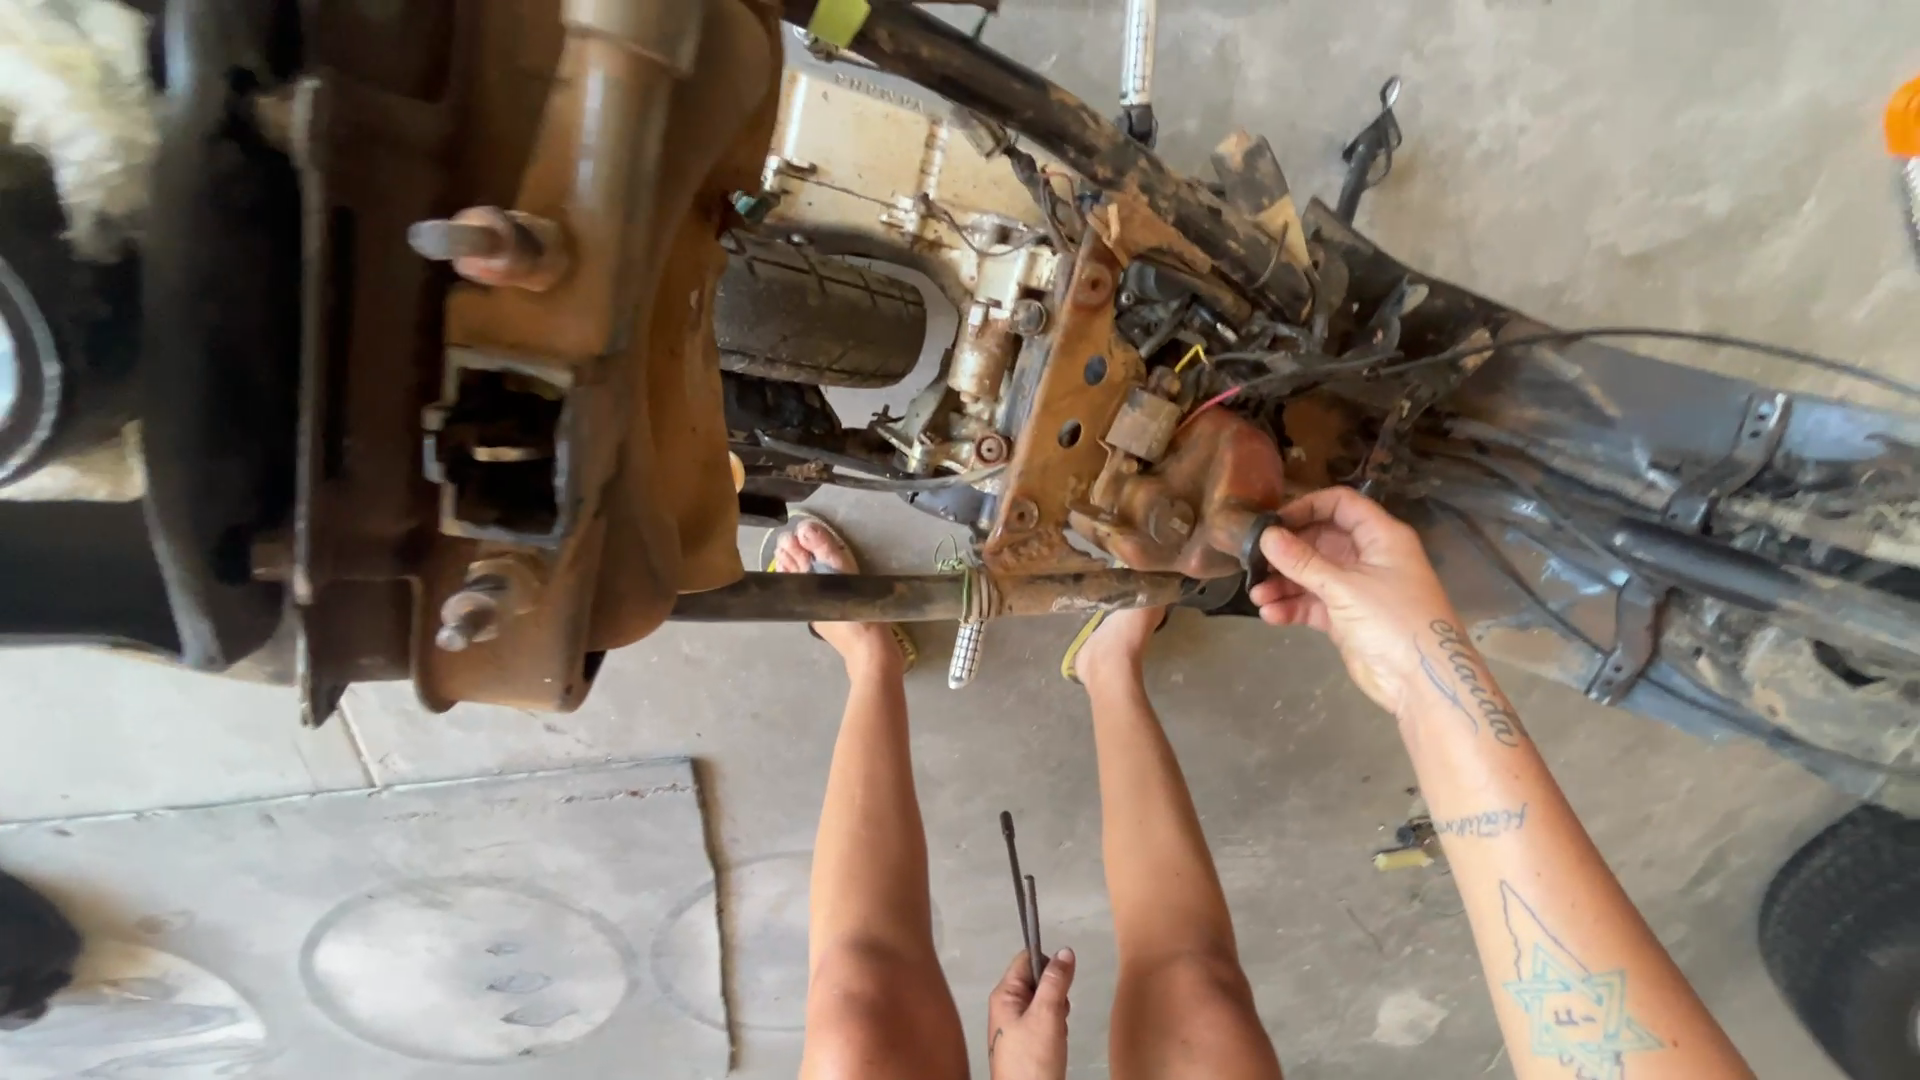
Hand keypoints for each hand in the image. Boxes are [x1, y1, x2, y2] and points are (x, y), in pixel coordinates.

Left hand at [987, 948, 1074, 1079]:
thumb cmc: (1033, 1059)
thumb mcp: (1047, 1016)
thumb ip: (1056, 982)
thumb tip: (1066, 950)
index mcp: (1004, 994)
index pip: (1026, 959)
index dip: (1047, 964)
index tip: (1063, 983)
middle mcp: (1005, 1006)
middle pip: (1035, 980)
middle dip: (1055, 993)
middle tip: (1059, 1014)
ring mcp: (1013, 1026)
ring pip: (1041, 1003)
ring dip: (1056, 1013)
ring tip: (1057, 1032)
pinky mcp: (1023, 1044)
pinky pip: (1042, 1023)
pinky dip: (1054, 1029)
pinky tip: (1056, 1044)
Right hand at [1249, 487, 1458, 717]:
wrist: (1421, 681)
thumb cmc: (1392, 620)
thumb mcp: (1344, 586)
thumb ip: (1302, 561)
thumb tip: (1265, 536)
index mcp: (1380, 538)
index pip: (1341, 505)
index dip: (1307, 507)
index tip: (1274, 522)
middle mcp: (1368, 557)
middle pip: (1319, 541)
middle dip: (1286, 552)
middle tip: (1254, 561)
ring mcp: (1356, 588)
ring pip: (1311, 574)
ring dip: (1283, 584)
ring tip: (1258, 596)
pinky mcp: (1345, 616)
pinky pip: (1312, 603)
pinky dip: (1292, 607)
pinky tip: (1272, 615)